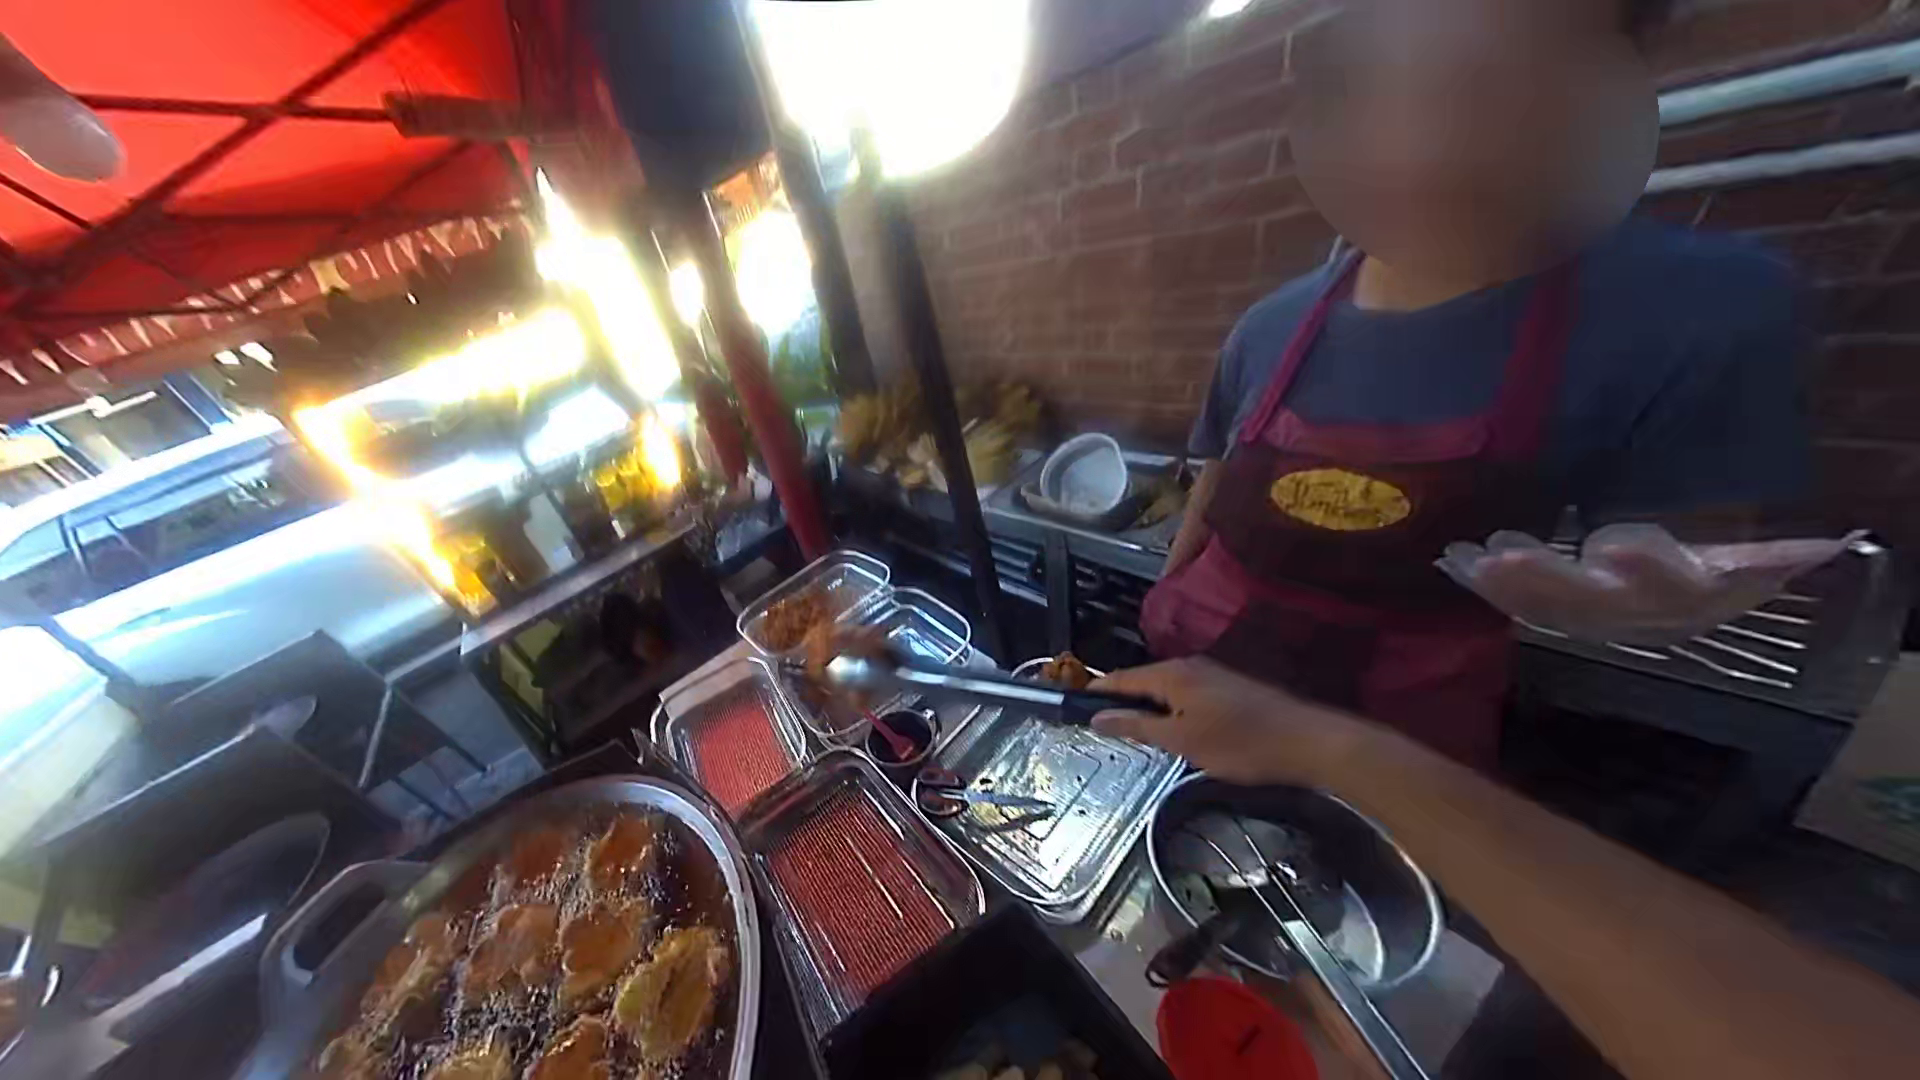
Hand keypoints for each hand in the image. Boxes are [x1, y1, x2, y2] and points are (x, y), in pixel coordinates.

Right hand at [1088, 658, 1366, 786]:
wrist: (1308, 742)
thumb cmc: (1240, 743)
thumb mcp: (1181, 740)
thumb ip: (1137, 726)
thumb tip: (1099, 717)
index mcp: (1171, 674)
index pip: (1121, 678)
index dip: (1097, 691)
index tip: (1076, 703)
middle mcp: (1188, 665)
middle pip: (1142, 680)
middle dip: (1121, 700)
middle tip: (1103, 725)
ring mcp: (1210, 673)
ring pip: (1165, 687)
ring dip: (1147, 705)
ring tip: (1134, 731)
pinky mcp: (1227, 686)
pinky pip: (1184, 692)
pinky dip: (1170, 707)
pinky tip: (1173, 728)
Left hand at [1436, 524, 1859, 645]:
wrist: (1676, 611)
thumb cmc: (1707, 572)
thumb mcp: (1741, 563)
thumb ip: (1763, 557)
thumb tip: (1816, 549)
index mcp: (1681, 596)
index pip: (1669, 583)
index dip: (1644, 566)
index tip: (1615, 544)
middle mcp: (1623, 613)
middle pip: (1583, 598)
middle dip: (1541, 576)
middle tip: (1504, 553)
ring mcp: (1579, 616)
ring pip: (1535, 603)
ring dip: (1498, 582)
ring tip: (1467, 556)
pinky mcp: (1544, 614)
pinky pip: (1508, 601)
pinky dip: (1476, 583)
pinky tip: (1451, 562)